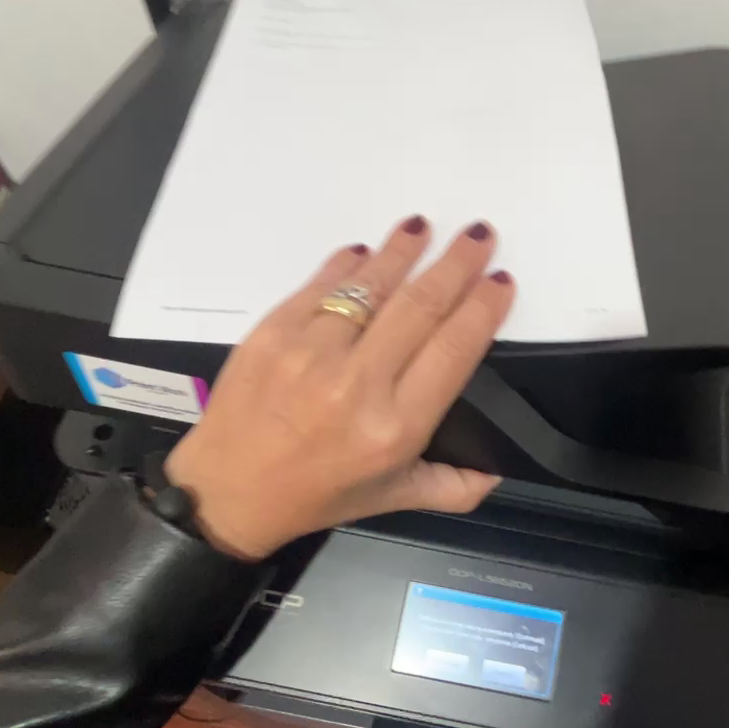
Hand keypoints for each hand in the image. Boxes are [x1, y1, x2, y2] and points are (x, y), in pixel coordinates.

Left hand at [163, 215, 515, 559]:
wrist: (229, 492)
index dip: (482, 308)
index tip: (499, 282)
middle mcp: (357, 385)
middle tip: (478, 235)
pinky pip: (320, 285)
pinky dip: (347, 264)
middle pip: (420, 306)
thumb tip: (497, 470)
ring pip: (370, 286)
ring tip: (423, 229)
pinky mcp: (272, 333)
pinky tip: (367, 252)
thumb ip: (452, 487)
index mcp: (395, 427)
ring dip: (403, 251)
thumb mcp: (393, 498)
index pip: (453, 350)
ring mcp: (310, 353)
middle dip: (456, 264)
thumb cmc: (317, 494)